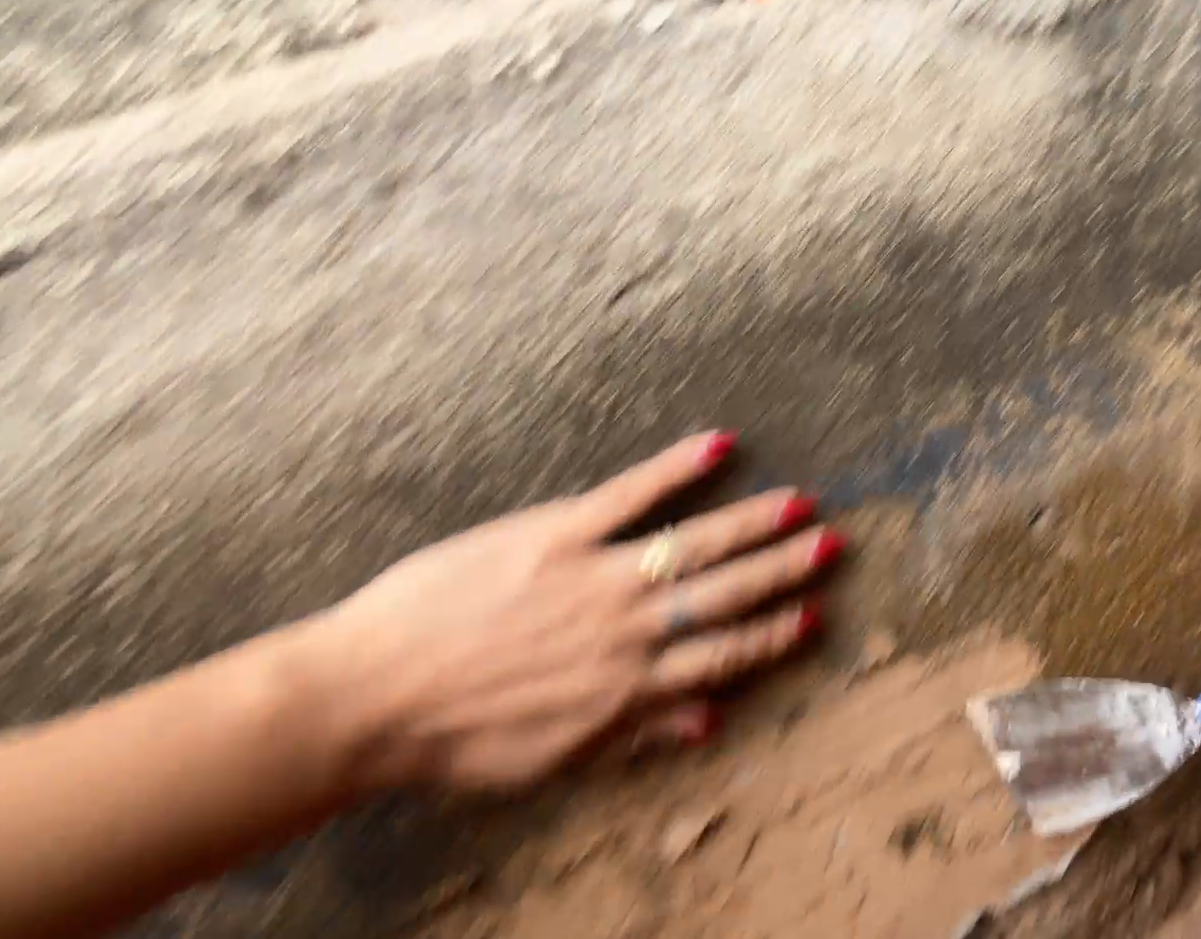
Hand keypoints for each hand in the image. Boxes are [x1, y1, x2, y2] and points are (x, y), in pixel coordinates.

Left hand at [295, 432, 838, 792]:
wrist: (370, 699)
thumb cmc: (462, 735)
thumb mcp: (557, 755)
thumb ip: (639, 734)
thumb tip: (709, 722)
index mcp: (630, 685)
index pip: (724, 654)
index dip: (775, 634)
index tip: (814, 614)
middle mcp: (629, 628)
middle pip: (725, 594)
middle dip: (784, 569)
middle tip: (830, 545)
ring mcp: (597, 576)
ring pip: (694, 545)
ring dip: (752, 524)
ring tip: (798, 504)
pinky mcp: (556, 534)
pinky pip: (628, 495)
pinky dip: (676, 468)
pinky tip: (718, 445)